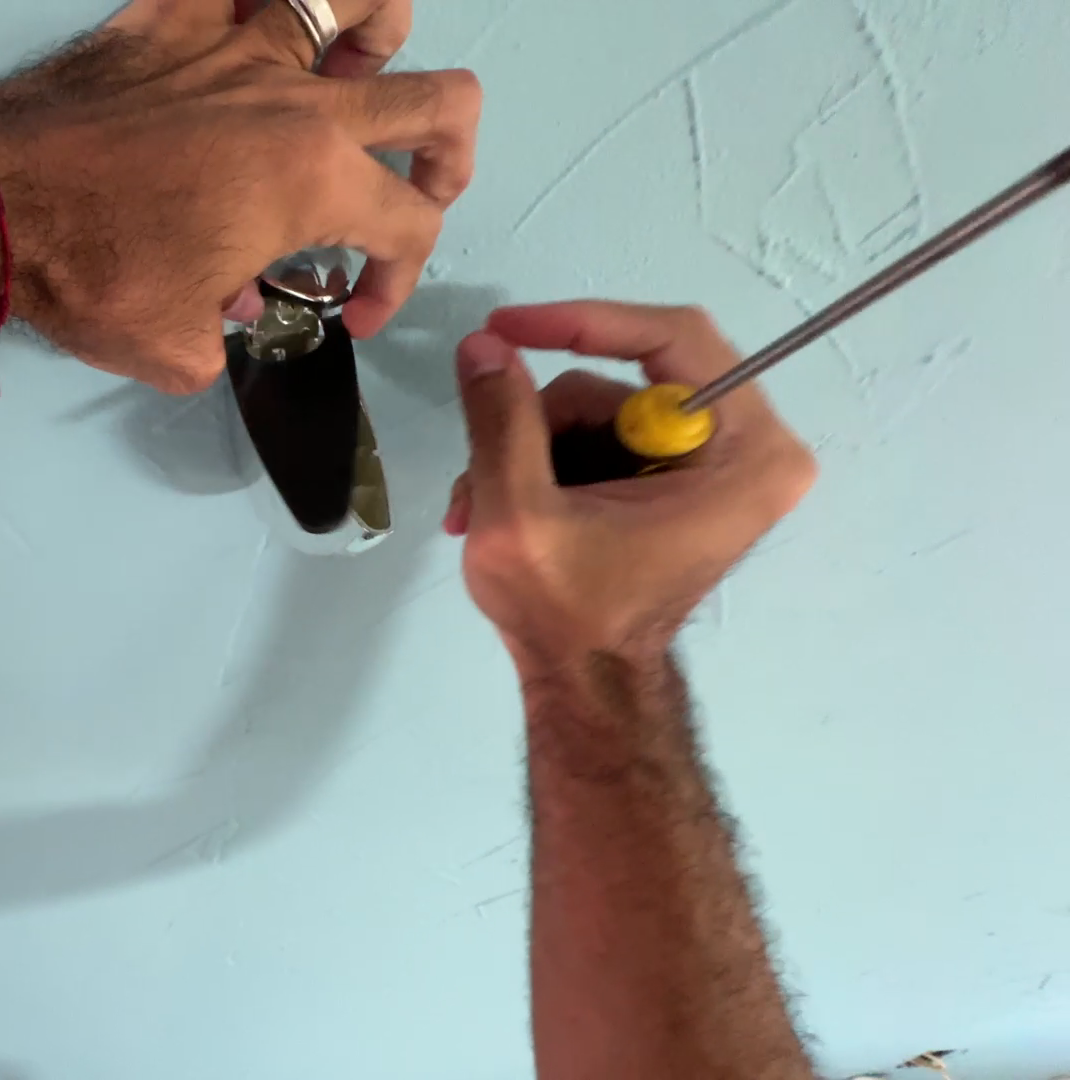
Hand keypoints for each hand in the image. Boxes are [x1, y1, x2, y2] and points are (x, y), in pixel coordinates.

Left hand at [0, 0, 478, 392]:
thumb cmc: (90, 277)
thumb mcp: (174, 351)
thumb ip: (222, 346)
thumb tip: (225, 316)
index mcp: (310, 181)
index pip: (409, 228)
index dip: (397, 285)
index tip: (350, 318)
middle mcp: (296, 99)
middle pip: (437, 98)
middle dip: (449, 156)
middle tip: (414, 191)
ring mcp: (235, 42)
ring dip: (379, 41)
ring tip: (352, 85)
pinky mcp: (172, 15)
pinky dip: (258, 9)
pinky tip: (246, 44)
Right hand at [442, 302, 816, 665]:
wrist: (578, 679)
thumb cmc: (562, 610)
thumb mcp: (516, 511)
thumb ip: (500, 421)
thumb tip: (479, 346)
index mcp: (741, 454)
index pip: (671, 340)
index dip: (581, 323)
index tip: (503, 330)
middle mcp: (736, 450)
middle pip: (612, 388)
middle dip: (530, 430)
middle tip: (478, 479)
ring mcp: (695, 469)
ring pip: (583, 417)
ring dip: (516, 456)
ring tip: (474, 510)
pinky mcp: (660, 486)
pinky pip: (584, 445)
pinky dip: (530, 470)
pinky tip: (491, 511)